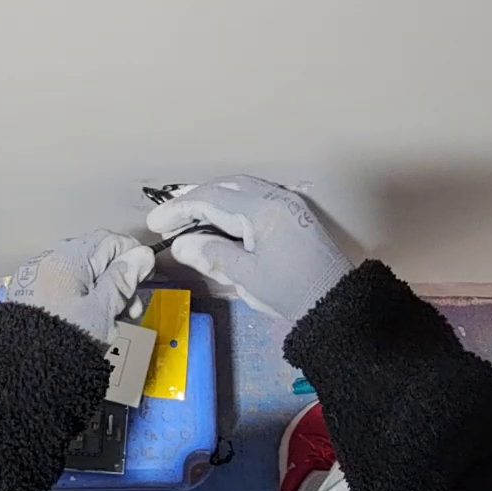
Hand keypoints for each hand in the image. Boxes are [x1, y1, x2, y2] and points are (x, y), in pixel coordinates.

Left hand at [4, 230, 155, 342]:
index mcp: (68, 257)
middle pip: (95, 258)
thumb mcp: (103, 308)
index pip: (109, 240)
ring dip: (102, 294)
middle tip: (131, 307)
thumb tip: (142, 255)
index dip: (132, 256)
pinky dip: (82, 301)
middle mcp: (49, 260)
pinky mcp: (31, 297)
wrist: (24, 370)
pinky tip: (90, 323)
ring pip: (81, 277)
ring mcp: (37, 279)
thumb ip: (124, 278)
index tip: (144, 277)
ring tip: (113, 320)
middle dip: (118, 280)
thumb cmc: (65, 338)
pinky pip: (64, 290)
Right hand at [146, 175, 352, 321]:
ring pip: (240, 191)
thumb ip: (212, 254)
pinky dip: (230, 207)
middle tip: (169, 220)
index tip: (156, 223)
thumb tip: (181, 245)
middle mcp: (275, 198)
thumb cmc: (290, 291)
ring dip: (211, 202)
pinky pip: (254, 200)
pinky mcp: (292, 215)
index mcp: (263, 210)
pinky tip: (218, 223)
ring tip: (188, 221)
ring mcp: (286, 204)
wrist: (335, 303)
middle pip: (225, 188)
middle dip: (193, 201)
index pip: (211, 199)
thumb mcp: (246, 276)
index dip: (180, 209)